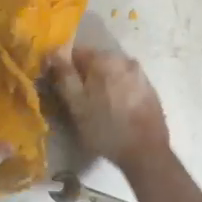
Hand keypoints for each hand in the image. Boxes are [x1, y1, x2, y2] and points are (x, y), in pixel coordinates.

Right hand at [48, 46, 169, 173]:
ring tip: (95, 108)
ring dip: (100, 85)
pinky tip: (114, 111)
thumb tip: (52, 51)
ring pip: (111, 74)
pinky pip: (125, 84)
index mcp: (104, 58)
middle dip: (83, 78)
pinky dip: (116, 92)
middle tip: (76, 102)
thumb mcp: (76, 104)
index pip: (74, 53)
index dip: (62, 70)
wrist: (146, 151)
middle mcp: (124, 59)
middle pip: (94, 62)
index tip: (58, 88)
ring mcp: (140, 74)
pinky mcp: (149, 89)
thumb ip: (63, 75)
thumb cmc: (105, 128)